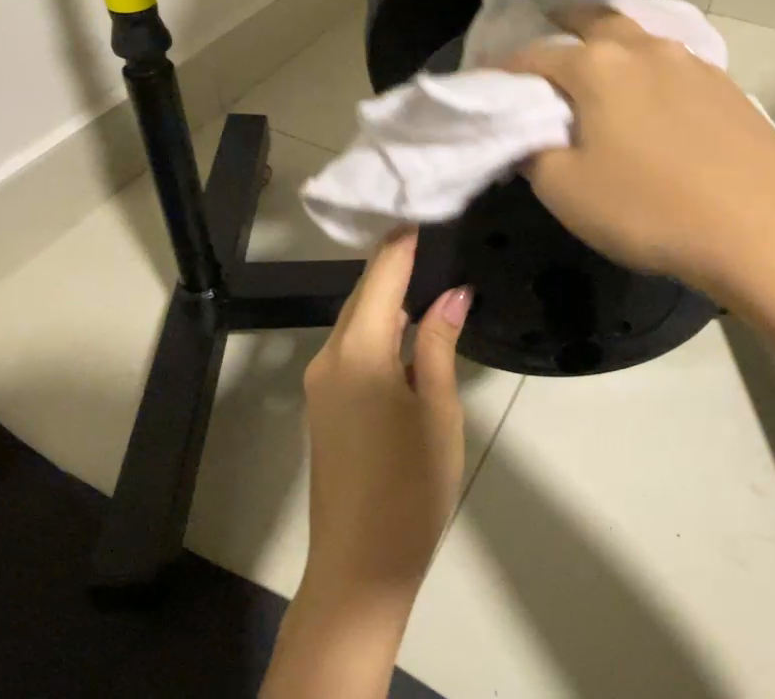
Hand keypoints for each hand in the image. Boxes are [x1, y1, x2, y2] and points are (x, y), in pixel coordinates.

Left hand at [300, 230, 470, 606]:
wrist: (360, 566)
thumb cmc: (411, 487)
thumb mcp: (437, 411)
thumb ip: (439, 344)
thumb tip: (453, 293)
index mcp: (358, 353)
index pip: (381, 277)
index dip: (403, 242)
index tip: (427, 207)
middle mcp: (329, 358)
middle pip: (362, 296)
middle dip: (395, 265)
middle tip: (436, 235)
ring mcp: (322, 383)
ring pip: (356, 322)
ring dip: (387, 297)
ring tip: (431, 271)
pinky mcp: (325, 406)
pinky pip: (351, 349)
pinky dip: (379, 328)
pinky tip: (410, 325)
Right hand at [508, 6, 774, 301]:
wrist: (762, 230)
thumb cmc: (649, 209)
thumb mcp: (567, 192)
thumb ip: (534, 155)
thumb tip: (529, 136)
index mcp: (597, 66)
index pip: (535, 54)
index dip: (505, 69)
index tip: (489, 85)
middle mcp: (645, 49)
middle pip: (593, 21)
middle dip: (562, 27)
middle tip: (545, 44)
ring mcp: (693, 64)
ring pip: (639, 40)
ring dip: (611, 46)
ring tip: (598, 71)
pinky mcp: (728, 89)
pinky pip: (673, 66)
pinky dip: (649, 71)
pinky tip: (653, 101)